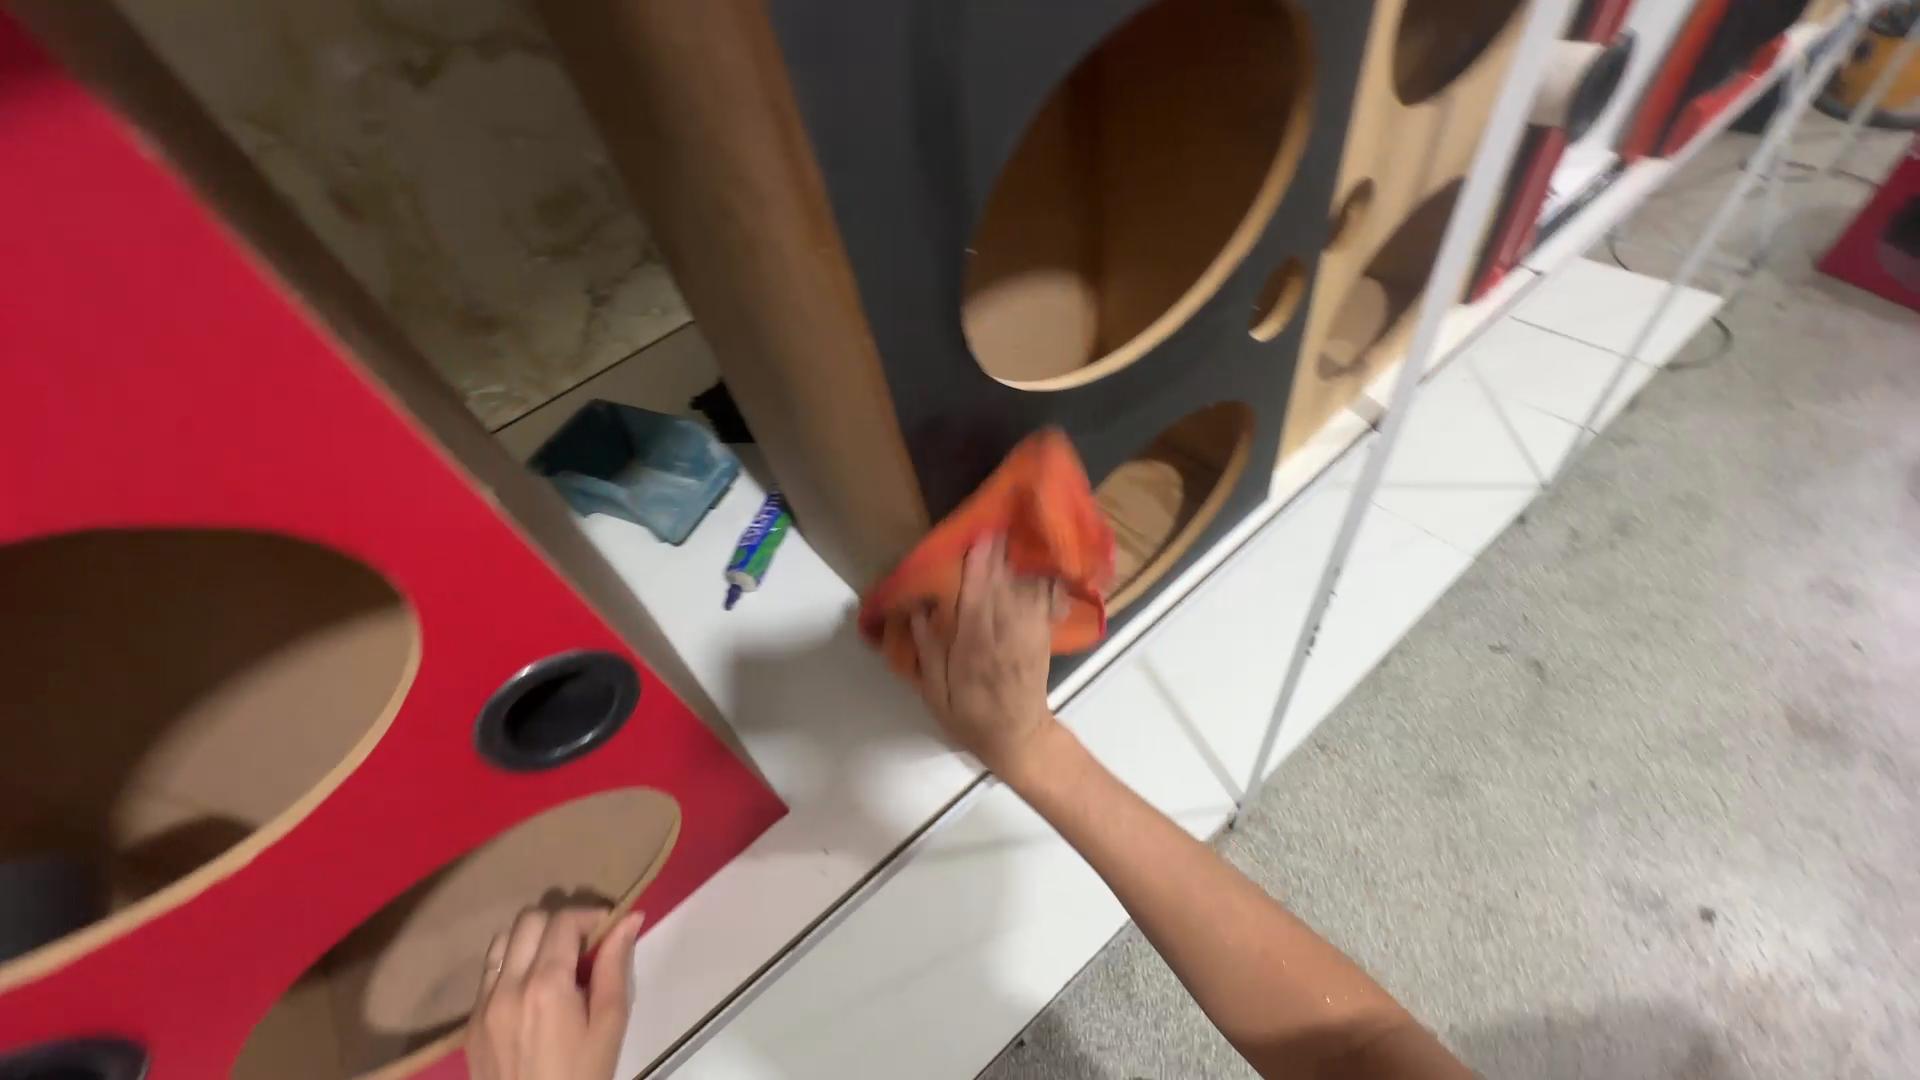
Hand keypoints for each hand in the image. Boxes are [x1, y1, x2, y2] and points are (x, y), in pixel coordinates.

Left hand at [466, 907, 642, 1079]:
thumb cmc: (583, 1076)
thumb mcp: (610, 1022)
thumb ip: (615, 964)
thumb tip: (630, 917)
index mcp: (546, 985)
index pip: (563, 920)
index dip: (590, 915)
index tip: (608, 930)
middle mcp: (508, 988)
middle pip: (528, 921)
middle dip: (560, 922)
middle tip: (584, 945)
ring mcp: (482, 1007)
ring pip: (501, 941)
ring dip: (530, 939)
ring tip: (555, 962)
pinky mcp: (468, 1026)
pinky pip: (487, 974)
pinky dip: (511, 965)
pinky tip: (532, 990)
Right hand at [909, 537, 1062, 777]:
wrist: (1018, 739)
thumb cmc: (970, 718)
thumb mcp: (936, 694)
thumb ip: (929, 652)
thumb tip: (917, 611)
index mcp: (974, 652)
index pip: (975, 602)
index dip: (977, 570)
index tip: (977, 540)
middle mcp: (1004, 639)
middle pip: (1002, 589)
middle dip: (1000, 557)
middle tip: (998, 524)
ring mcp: (1028, 638)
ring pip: (1025, 593)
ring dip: (1022, 563)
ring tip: (1017, 535)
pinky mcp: (1042, 639)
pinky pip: (1045, 605)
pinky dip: (1045, 582)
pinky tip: (1042, 563)